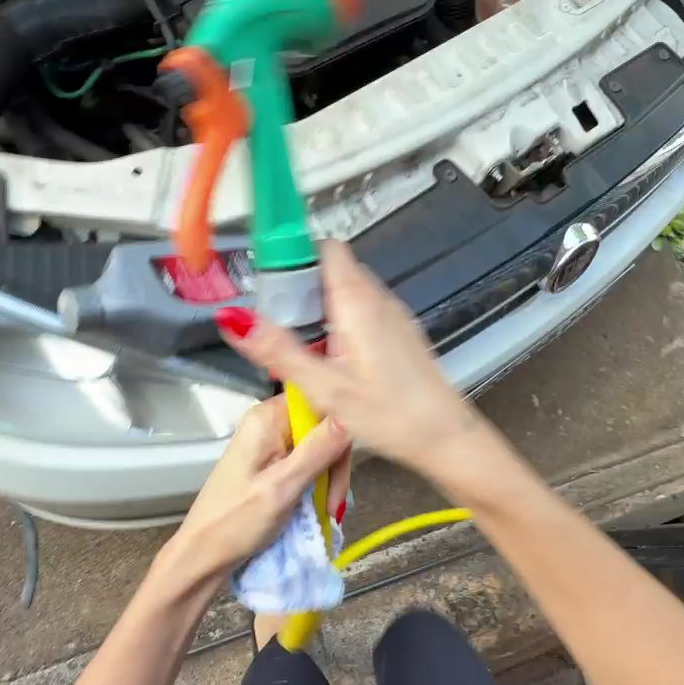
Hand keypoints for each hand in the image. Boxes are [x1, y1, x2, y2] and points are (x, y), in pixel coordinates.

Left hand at [162, 395, 351, 579]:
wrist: (204, 555)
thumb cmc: (236, 522)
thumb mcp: (282, 487)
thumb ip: (318, 449)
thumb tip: (350, 414)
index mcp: (268, 417)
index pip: (322, 403)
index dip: (340, 429)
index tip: (343, 468)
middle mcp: (270, 422)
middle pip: (324, 427)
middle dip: (335, 465)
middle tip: (332, 503)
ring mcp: (272, 443)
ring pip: (321, 448)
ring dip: (328, 480)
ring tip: (325, 510)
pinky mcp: (274, 463)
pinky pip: (309, 463)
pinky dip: (318, 485)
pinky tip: (318, 506)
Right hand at [216, 240, 490, 479]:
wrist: (446, 437)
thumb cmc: (396, 416)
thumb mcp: (325, 388)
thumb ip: (279, 351)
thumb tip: (237, 320)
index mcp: (358, 303)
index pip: (324, 248)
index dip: (293, 254)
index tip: (267, 274)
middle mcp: (379, 301)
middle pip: (331, 269)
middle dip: (299, 288)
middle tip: (276, 320)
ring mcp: (392, 317)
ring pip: (347, 292)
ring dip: (319, 308)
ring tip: (300, 344)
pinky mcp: (398, 335)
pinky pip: (362, 314)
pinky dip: (339, 325)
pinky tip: (331, 360)